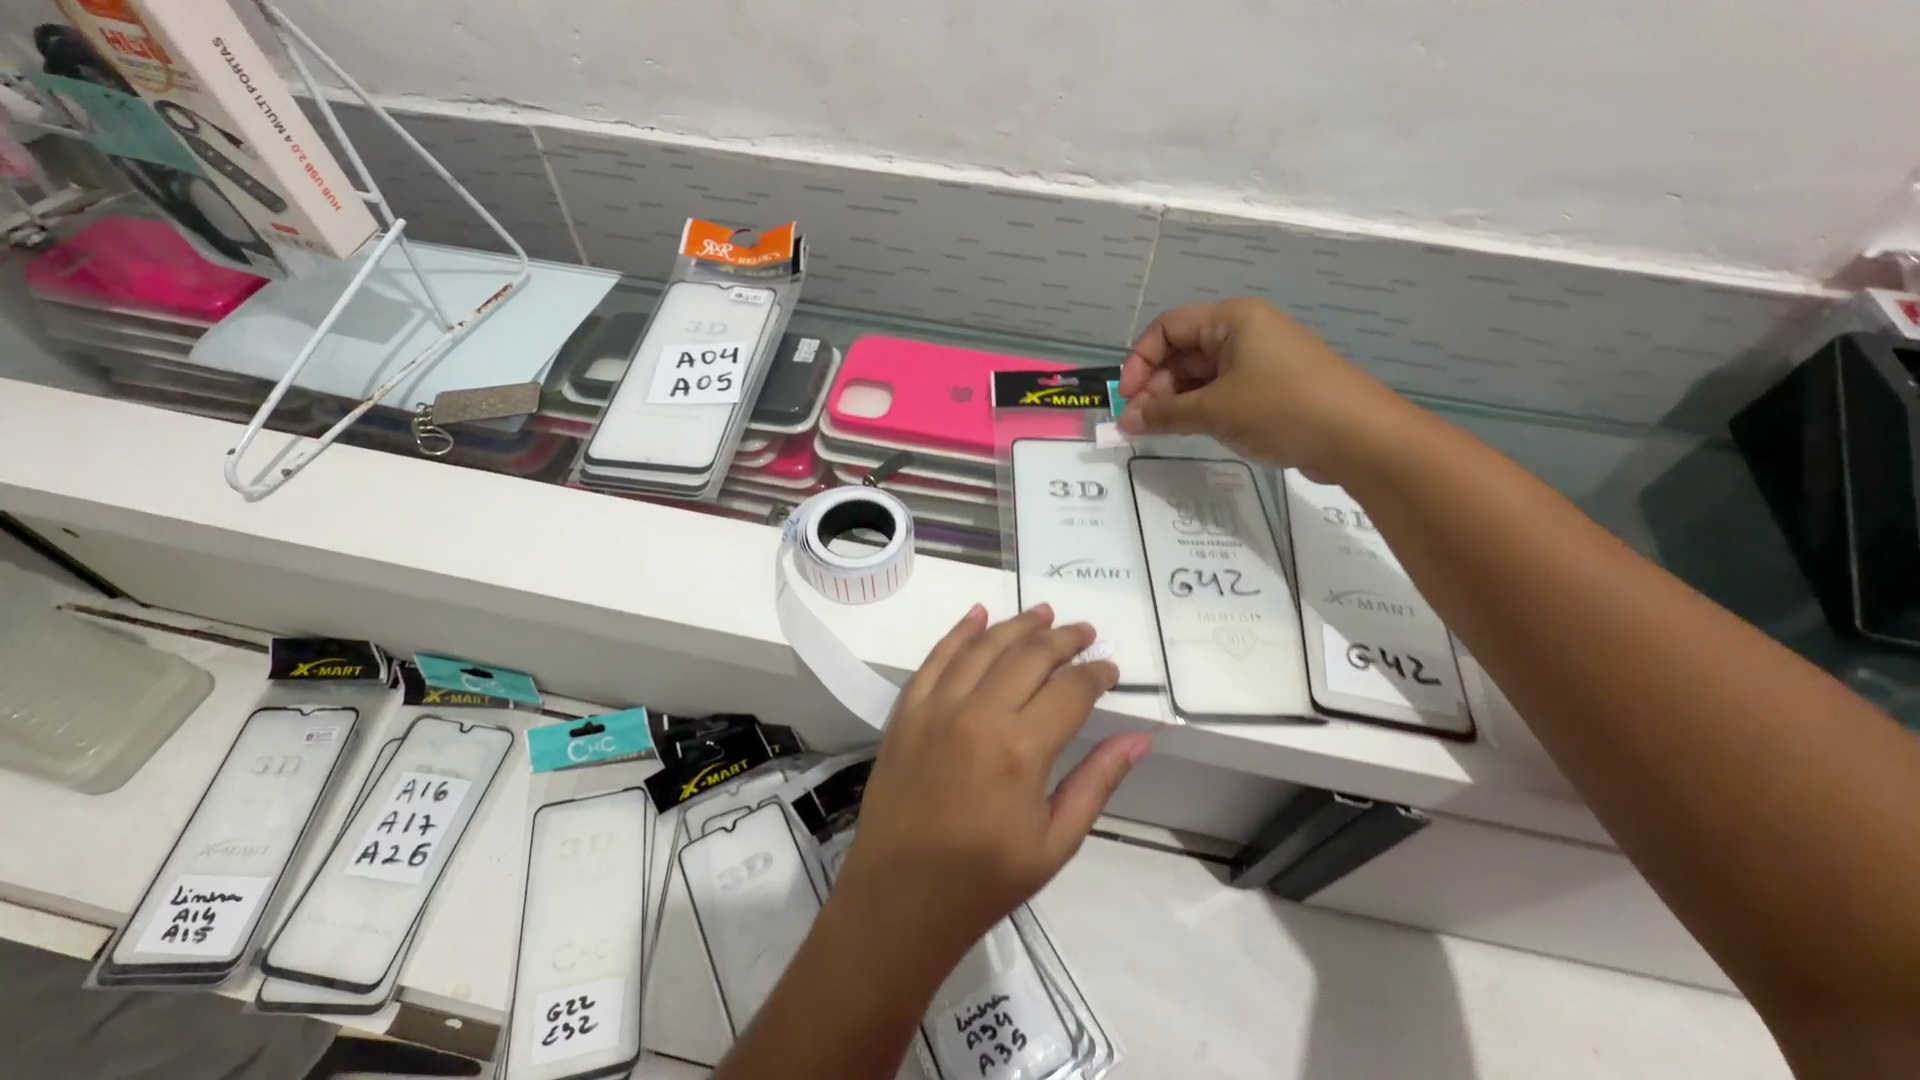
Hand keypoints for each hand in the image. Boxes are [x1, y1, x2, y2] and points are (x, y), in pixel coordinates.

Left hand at [833, 604, 1151, 960]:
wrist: (900, 899)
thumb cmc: (985, 880)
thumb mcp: (1055, 843)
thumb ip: (1096, 782)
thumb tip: (1139, 738)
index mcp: (1021, 750)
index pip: (1071, 690)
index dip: (1096, 674)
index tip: (1110, 669)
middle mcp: (978, 716)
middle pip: (1029, 656)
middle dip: (1064, 639)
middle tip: (1085, 632)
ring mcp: (935, 710)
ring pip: (983, 647)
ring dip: (1017, 625)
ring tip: (1044, 613)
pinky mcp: (905, 714)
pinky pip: (934, 660)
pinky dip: (958, 633)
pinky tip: (978, 615)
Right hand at [1117, 297, 1407, 479]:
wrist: (1360, 437)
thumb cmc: (1283, 409)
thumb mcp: (1216, 411)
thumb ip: (1165, 414)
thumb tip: (1126, 420)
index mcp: (1232, 319)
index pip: (1168, 328)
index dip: (1140, 361)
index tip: (1128, 399)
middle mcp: (1246, 331)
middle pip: (1183, 351)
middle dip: (1157, 386)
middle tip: (1140, 425)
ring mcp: (1262, 360)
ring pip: (1203, 375)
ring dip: (1177, 401)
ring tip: (1162, 433)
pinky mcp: (1273, 388)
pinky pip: (1225, 391)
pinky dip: (1203, 409)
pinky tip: (1193, 432)